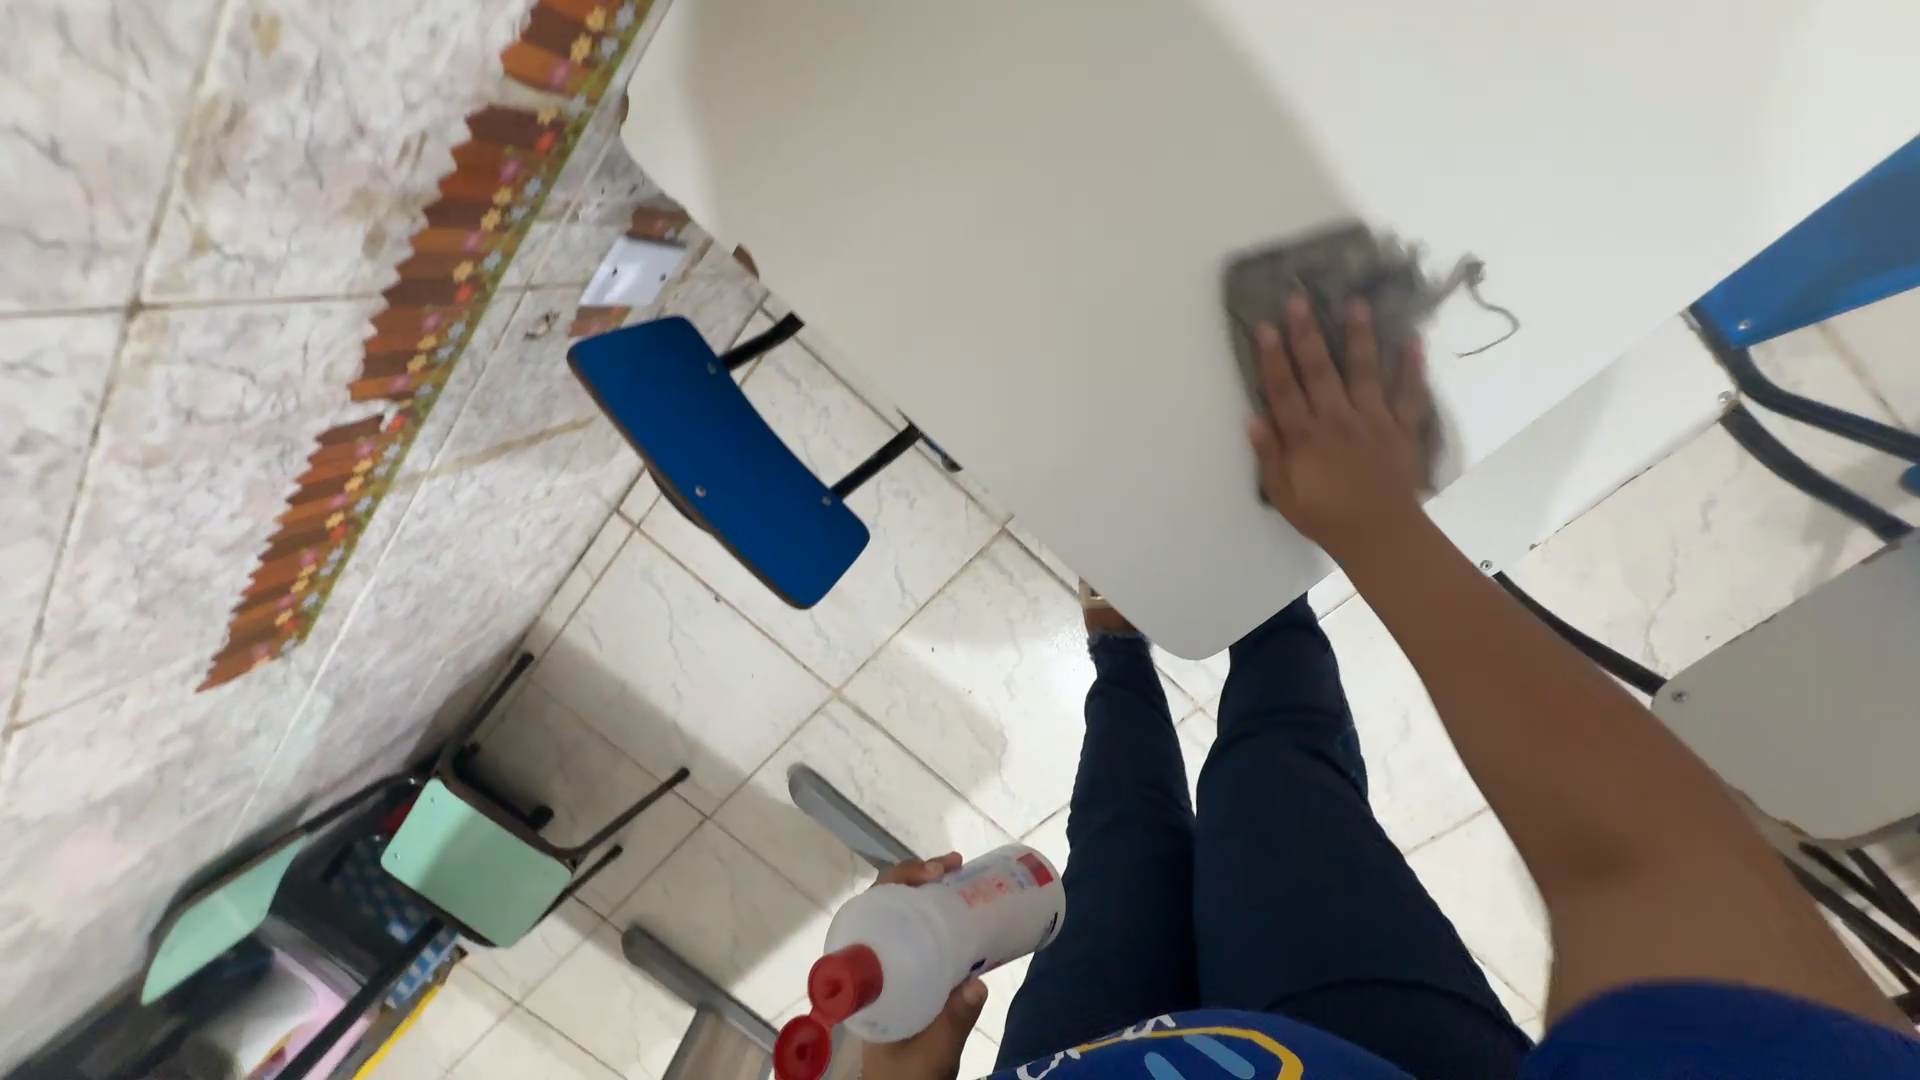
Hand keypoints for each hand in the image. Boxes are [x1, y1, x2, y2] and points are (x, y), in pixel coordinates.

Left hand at [861, 853, 989, 1079]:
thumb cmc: (908, 1079)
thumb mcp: (933, 1055)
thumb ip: (953, 1022)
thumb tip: (978, 982)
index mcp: (865, 979)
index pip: (868, 913)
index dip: (896, 884)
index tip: (931, 875)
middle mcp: (872, 965)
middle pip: (885, 905)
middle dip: (916, 877)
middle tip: (952, 865)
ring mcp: (889, 968)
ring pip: (899, 914)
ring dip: (924, 889)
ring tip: (956, 871)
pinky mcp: (908, 975)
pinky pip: (914, 931)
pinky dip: (933, 910)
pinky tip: (957, 905)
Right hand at [1246, 295, 1430, 560]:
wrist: (1380, 535)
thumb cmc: (1324, 517)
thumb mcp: (1282, 494)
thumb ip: (1269, 455)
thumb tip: (1253, 418)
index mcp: (1304, 437)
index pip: (1283, 389)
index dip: (1272, 357)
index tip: (1265, 325)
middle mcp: (1337, 419)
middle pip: (1319, 370)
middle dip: (1307, 333)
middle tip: (1300, 298)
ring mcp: (1373, 420)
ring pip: (1364, 371)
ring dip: (1359, 336)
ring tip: (1357, 303)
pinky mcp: (1401, 428)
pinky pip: (1408, 392)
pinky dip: (1411, 366)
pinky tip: (1412, 339)